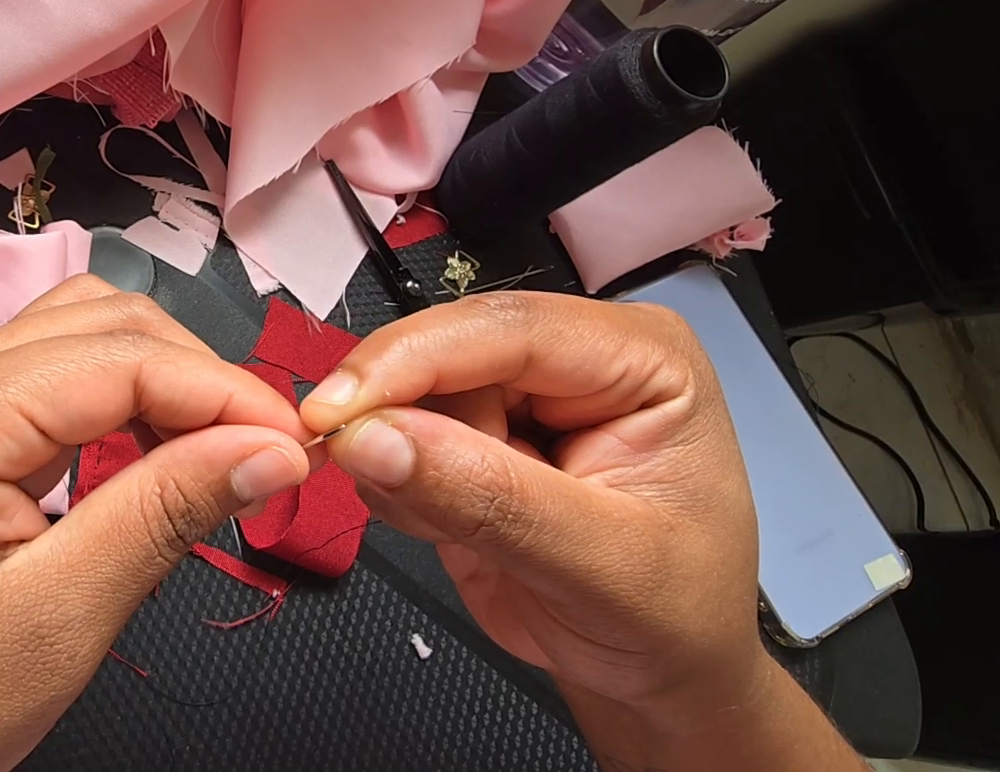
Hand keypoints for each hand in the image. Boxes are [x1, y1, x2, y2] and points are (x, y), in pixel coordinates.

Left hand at [0, 276, 313, 771]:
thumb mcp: (57, 619)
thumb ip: (165, 511)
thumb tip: (272, 449)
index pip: (120, 358)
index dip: (222, 390)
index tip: (296, 445)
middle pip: (102, 322)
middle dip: (197, 375)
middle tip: (262, 451)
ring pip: (81, 332)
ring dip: (161, 375)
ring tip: (214, 445)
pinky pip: (55, 372)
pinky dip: (121, 394)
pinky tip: (149, 444)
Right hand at [301, 292, 862, 769]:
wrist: (648, 673)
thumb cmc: (667, 621)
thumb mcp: (599, 568)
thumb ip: (487, 497)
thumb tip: (368, 439)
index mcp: (635, 356)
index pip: (506, 327)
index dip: (410, 360)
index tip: (332, 411)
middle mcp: (565, 354)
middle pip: (442, 350)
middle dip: (398, 417)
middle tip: (371, 476)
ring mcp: (509, 388)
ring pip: (403, 387)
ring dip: (396, 458)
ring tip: (446, 525)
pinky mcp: (461, 423)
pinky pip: (388, 426)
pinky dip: (390, 478)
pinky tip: (437, 520)